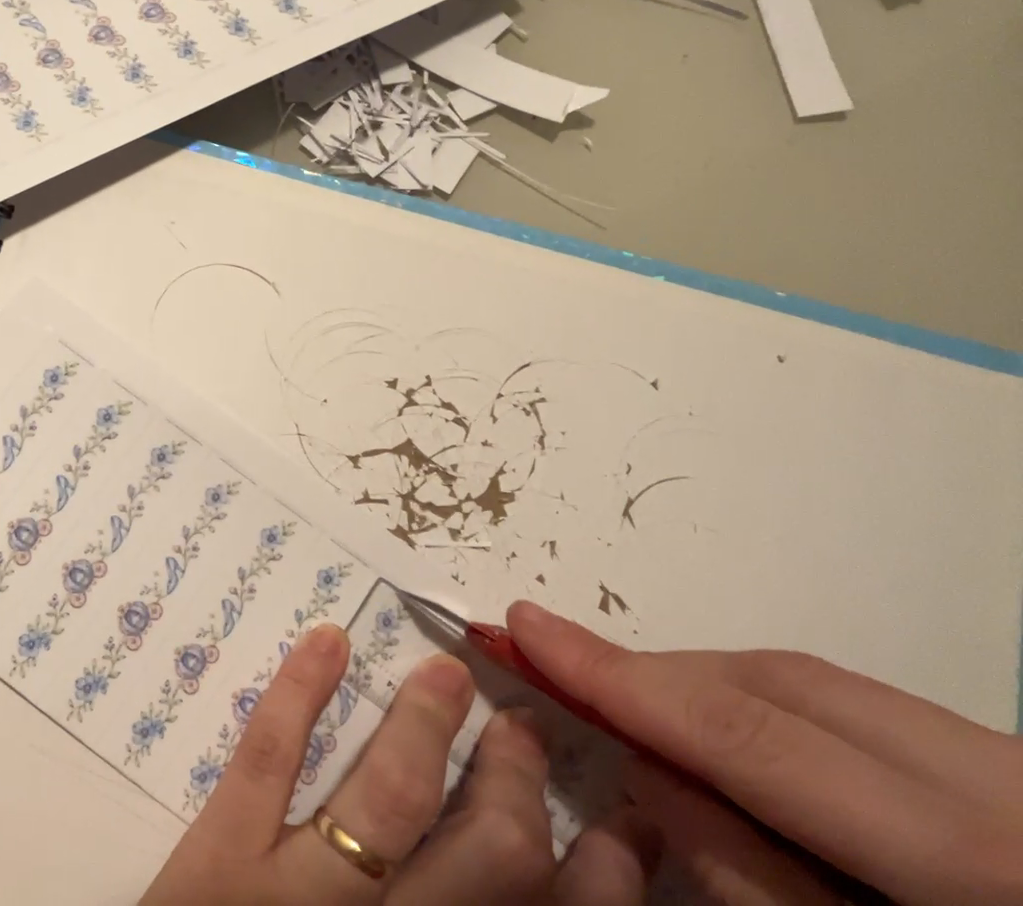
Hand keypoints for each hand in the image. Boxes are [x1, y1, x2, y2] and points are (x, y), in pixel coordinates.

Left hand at [141, 623, 657, 904]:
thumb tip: (531, 884)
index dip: (601, 873)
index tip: (615, 819)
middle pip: (489, 852)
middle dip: (512, 780)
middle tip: (514, 728)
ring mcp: (298, 890)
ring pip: (389, 797)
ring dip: (425, 724)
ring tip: (445, 674)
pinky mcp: (221, 853)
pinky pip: (269, 759)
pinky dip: (301, 692)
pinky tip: (328, 641)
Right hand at [508, 601, 1022, 905]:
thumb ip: (743, 873)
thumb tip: (643, 764)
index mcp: (968, 853)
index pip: (746, 735)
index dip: (619, 679)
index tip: (523, 625)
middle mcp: (999, 778)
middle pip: (774, 683)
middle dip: (654, 675)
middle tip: (563, 677)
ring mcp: (1008, 757)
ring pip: (809, 678)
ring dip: (702, 688)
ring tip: (639, 717)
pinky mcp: (1003, 755)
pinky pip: (850, 700)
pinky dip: (763, 705)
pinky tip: (727, 741)